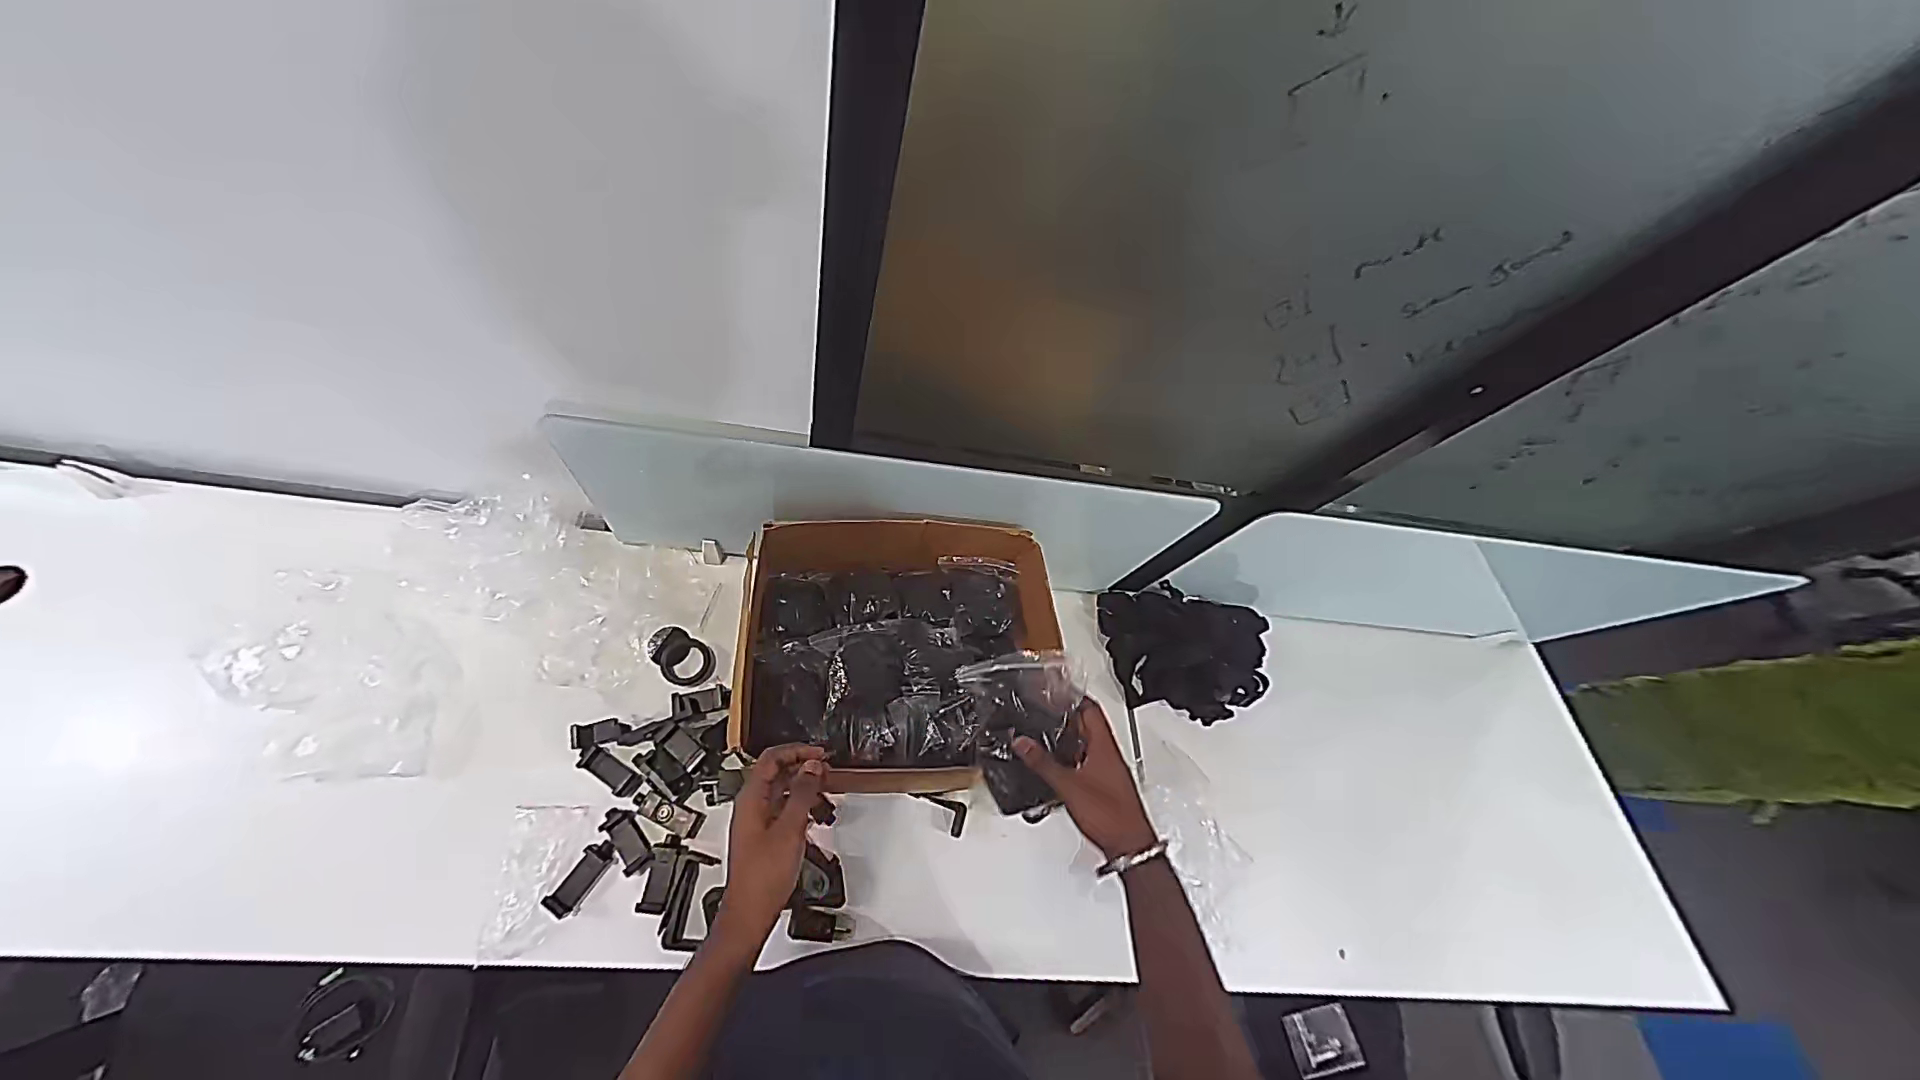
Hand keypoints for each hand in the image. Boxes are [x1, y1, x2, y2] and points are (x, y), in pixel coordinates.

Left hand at [717, 744, 827, 935]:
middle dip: (802, 765)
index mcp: (751, 800)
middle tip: (825, 768)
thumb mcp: (790, 829)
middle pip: (776, 772)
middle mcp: (751, 807)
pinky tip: (815, 811)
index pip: (771, 758)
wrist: (750, 913)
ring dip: (804, 784)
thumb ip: (803, 793)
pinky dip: (801, 803)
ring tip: (825, 787)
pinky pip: (783, 808)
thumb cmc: (761, 878)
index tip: (818, 753)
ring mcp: (757, 821)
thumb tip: (812, 767)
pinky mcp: (764, 835)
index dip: (797, 751)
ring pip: (781, 790)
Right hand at [1015, 699, 1157, 859]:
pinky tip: (1058, 767)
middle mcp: (1108, 754)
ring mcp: (1108, 770)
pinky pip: (1086, 762)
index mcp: (1104, 745)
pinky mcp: (1105, 785)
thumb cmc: (1111, 816)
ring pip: (1086, 743)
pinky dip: (1071, 758)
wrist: (1130, 846)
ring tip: (1046, 736)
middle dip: (1066, 716)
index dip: (1072, 696)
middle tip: (1046, 711)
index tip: (1055, 689)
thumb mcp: (1067, 785)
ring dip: (1068, 738)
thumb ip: (1042, 762)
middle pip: (1087, 724)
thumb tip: (1023, 743)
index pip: (1090, 708)